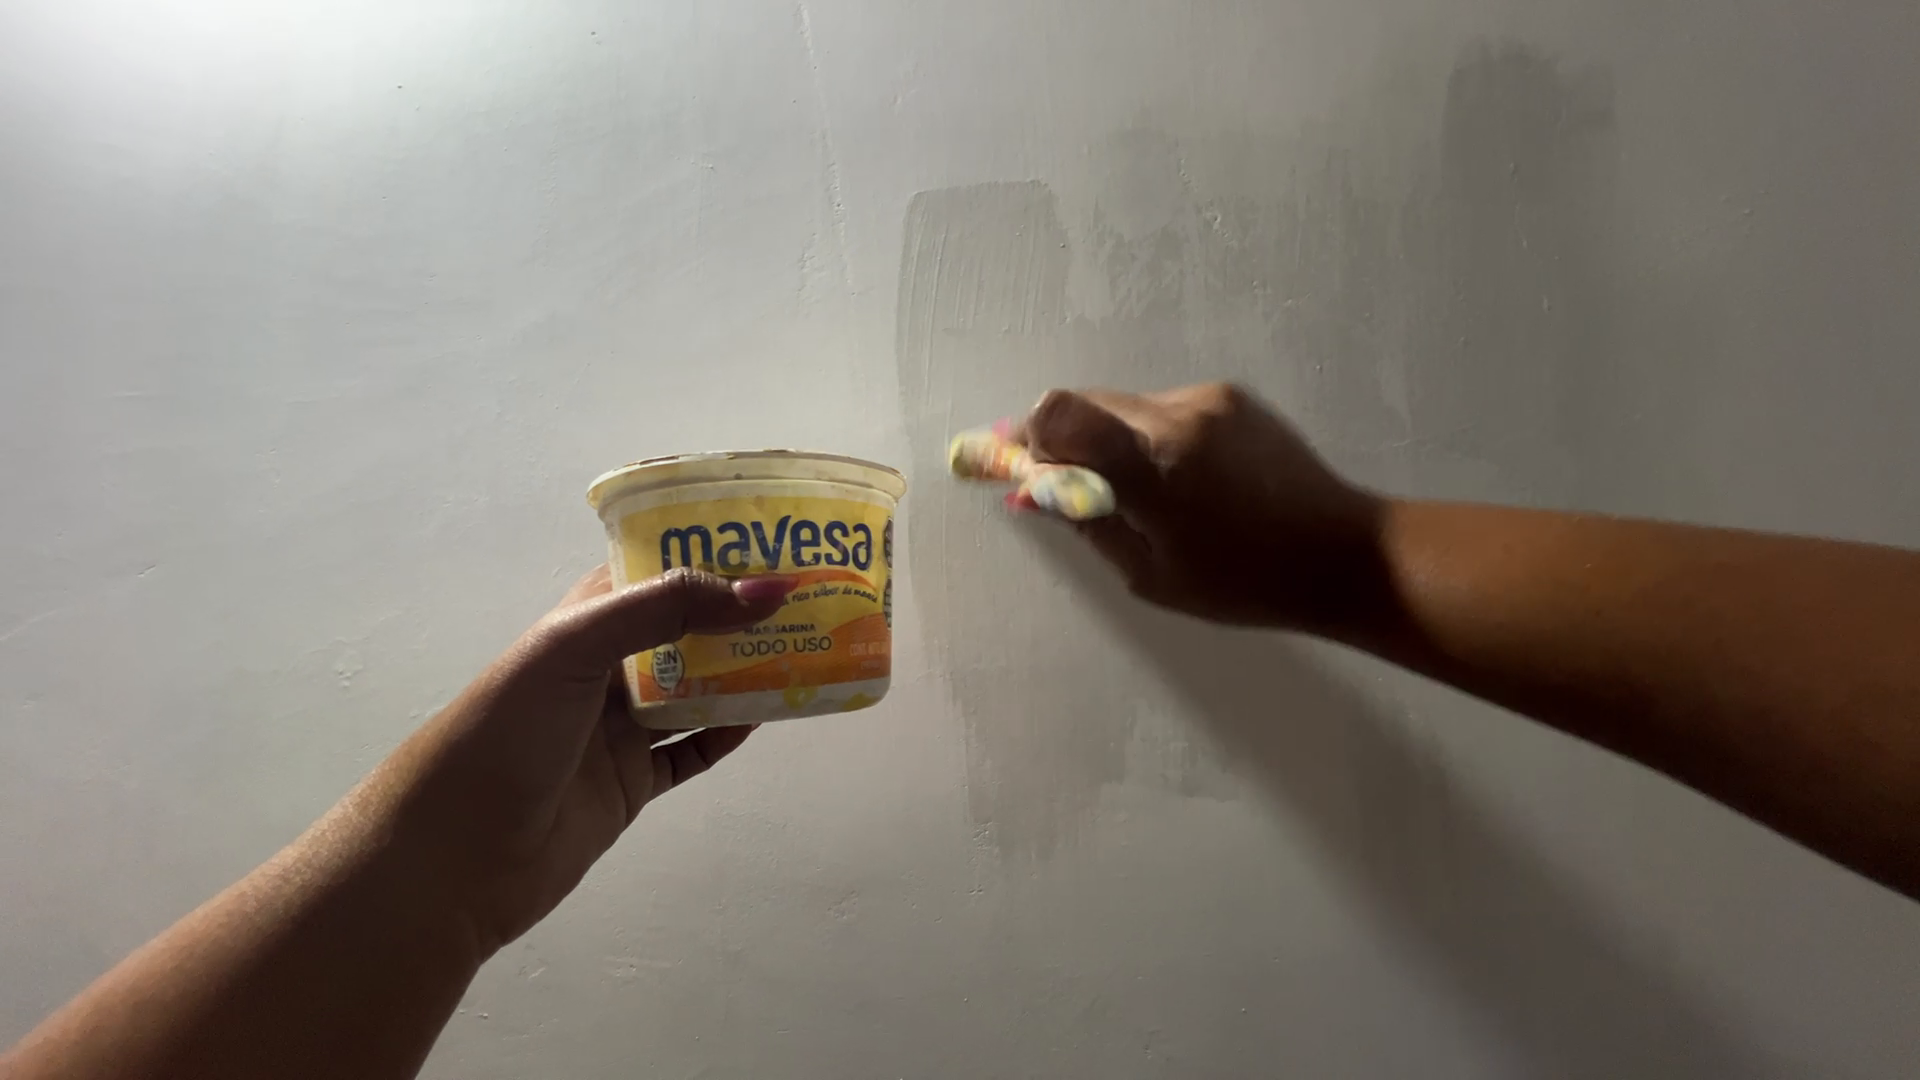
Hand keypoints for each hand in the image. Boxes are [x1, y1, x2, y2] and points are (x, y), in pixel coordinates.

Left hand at [359, 566, 791, 955]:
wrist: (448, 866)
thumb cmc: (504, 733)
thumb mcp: (576, 646)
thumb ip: (668, 608)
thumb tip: (768, 589)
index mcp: (585, 622)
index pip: (657, 570)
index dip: (710, 553)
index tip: (772, 542)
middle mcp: (607, 667)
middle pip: (687, 629)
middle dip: (740, 613)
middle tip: (806, 595)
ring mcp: (622, 727)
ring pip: (699, 688)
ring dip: (746, 671)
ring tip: (804, 648)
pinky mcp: (636, 779)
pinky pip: (696, 748)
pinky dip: (732, 731)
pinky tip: (770, 713)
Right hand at [1017, 383, 1385, 629]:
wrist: (1343, 553)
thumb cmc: (1241, 583)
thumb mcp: (1148, 574)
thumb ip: (1086, 523)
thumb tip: (1030, 492)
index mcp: (1155, 466)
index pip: (1059, 415)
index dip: (1027, 439)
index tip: (1025, 471)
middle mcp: (1177, 414)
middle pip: (1083, 402)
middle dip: (1062, 441)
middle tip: (1065, 486)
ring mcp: (1208, 398)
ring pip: (1120, 404)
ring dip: (1104, 440)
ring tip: (1134, 492)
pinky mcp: (1229, 395)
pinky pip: (1156, 408)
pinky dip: (1141, 437)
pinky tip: (1172, 478)